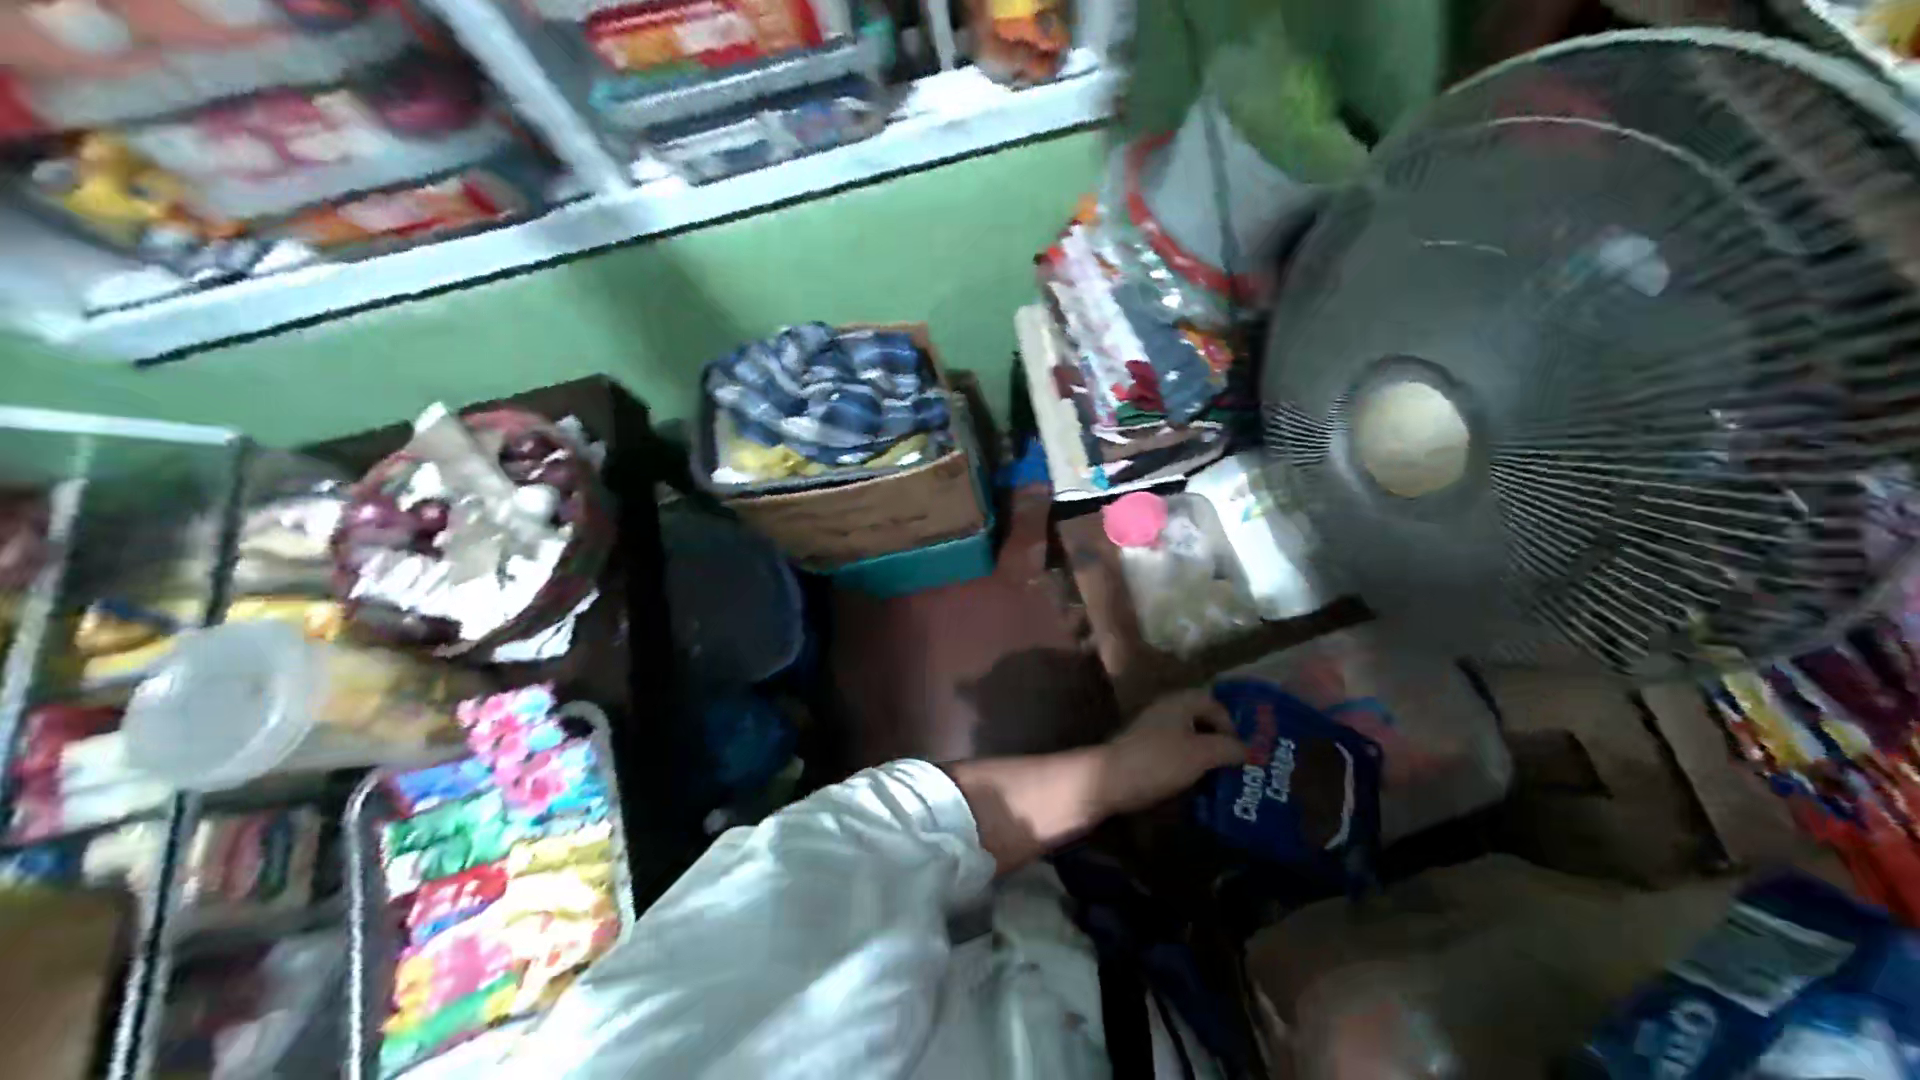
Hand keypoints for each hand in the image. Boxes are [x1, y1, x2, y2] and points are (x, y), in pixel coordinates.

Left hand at [1097, 688, 1248, 815]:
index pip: (1213, 703)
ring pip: (1187, 738)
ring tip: (1221, 777)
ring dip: (1205, 755)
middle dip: (1220, 740)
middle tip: (1236, 764)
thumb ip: (1228, 748)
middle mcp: (1165, 711)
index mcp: (1179, 703)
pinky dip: (1188, 765)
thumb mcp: (1201, 753)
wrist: (1110, 779)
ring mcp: (1151, 731)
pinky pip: (1174, 753)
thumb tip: (1247, 750)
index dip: (1231, 724)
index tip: (1240, 750)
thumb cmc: (1159, 761)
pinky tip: (1196, 783)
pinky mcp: (1143, 751)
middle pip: (1200, 720)